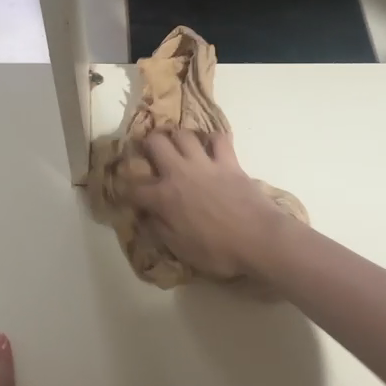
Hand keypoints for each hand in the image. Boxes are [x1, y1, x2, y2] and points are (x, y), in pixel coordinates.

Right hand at [131, 130, 294, 284]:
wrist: (260, 240)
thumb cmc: (219, 251)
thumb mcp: (181, 250)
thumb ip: (160, 230)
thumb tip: (147, 216)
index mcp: (164, 197)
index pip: (133, 188)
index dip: (125, 189)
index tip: (125, 192)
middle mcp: (179, 173)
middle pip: (155, 143)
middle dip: (148, 144)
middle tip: (152, 154)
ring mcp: (204, 164)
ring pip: (183, 134)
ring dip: (178, 138)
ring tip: (179, 146)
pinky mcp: (228, 162)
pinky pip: (219, 139)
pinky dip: (214, 140)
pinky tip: (212, 147)